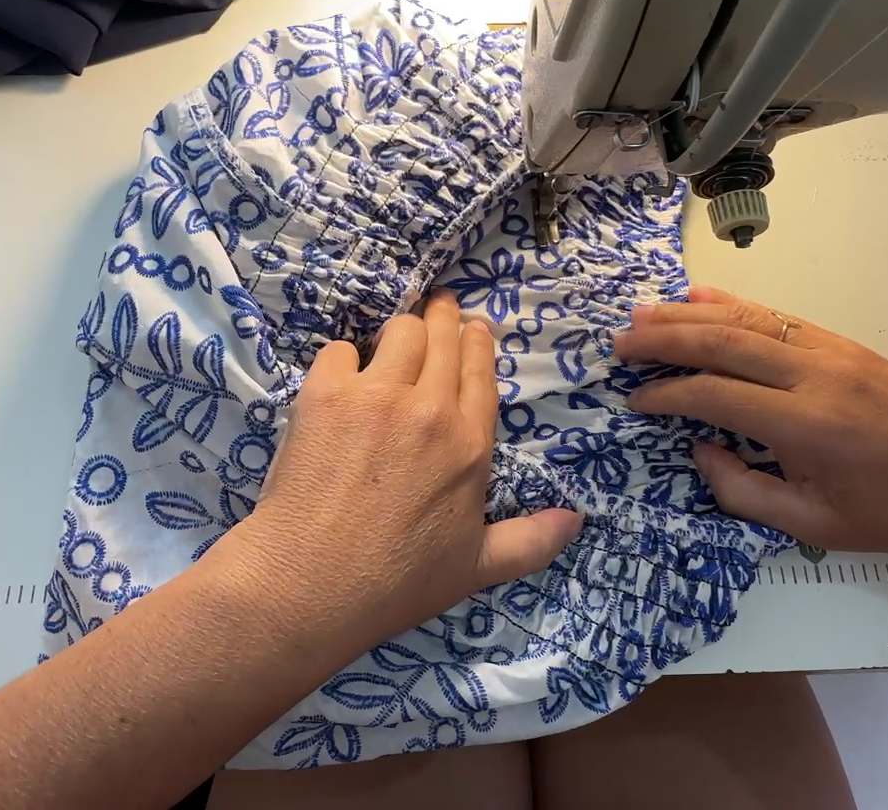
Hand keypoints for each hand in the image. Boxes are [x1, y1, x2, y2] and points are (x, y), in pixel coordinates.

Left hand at [234, 291, 582, 643]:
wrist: (311, 585)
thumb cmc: (397, 582)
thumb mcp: (476, 569)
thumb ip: (530, 542)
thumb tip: (576, 520)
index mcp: (470, 445)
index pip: (481, 372)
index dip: (477, 342)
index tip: (473, 325)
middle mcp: (430, 409)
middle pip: (443, 338)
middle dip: (443, 314)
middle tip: (438, 303)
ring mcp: (378, 395)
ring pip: (400, 331)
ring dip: (400, 332)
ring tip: (392, 340)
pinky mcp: (326, 392)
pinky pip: (340, 350)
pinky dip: (343, 361)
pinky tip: (340, 381)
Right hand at [613, 285, 887, 565]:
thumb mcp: (812, 525)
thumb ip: (742, 490)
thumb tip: (698, 445)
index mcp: (807, 426)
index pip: (714, 394)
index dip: (666, 396)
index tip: (634, 401)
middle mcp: (814, 374)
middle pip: (720, 341)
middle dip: (663, 339)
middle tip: (619, 343)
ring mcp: (830, 349)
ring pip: (744, 318)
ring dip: (687, 313)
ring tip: (642, 314)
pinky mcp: (842, 340)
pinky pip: (775, 314)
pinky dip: (731, 303)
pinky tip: (698, 294)